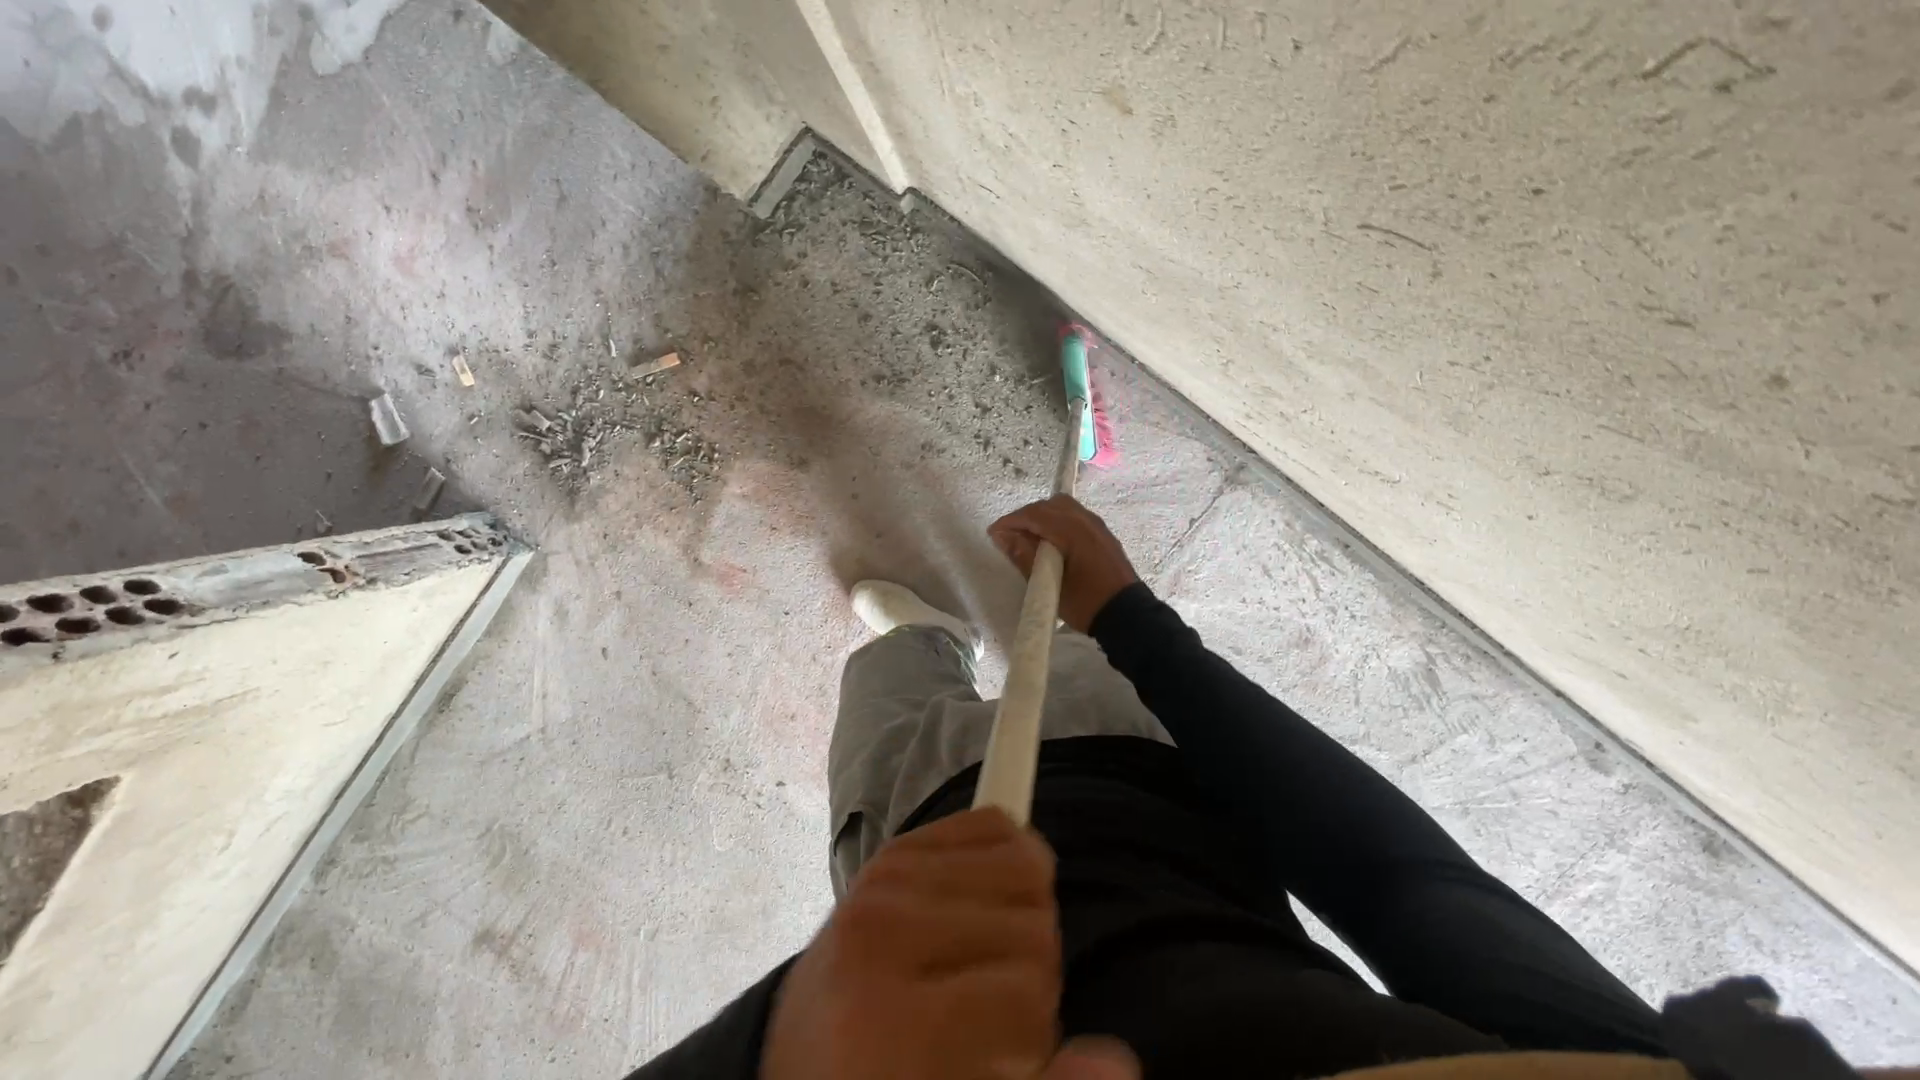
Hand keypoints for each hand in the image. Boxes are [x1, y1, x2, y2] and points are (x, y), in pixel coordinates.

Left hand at [761, 809, 1137, 1079]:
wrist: (802, 1053)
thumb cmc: (882, 1077)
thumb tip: (1115, 1059)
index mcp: (892, 1015)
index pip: (1023, 990)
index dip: (1035, 1019)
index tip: (1033, 1017)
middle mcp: (881, 931)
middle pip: (1034, 928)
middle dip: (1030, 981)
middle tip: (987, 1017)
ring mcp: (883, 879)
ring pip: (1025, 869)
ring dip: (1018, 923)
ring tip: (975, 971)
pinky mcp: (893, 852)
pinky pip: (993, 826)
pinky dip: (1005, 865)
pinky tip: (976, 913)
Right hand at [988, 496, 1140, 632]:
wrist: (1128, 615)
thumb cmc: (1086, 602)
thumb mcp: (1050, 584)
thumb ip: (1025, 556)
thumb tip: (1003, 536)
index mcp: (1073, 531)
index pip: (1035, 515)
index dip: (1011, 521)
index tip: (993, 534)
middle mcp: (1086, 521)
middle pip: (1049, 505)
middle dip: (1026, 517)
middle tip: (1009, 535)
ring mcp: (1097, 526)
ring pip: (1063, 508)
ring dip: (1042, 517)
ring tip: (1028, 538)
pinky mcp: (1102, 535)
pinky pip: (1075, 516)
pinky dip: (1057, 522)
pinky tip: (1050, 541)